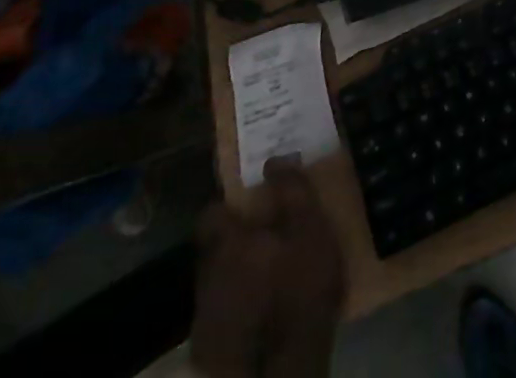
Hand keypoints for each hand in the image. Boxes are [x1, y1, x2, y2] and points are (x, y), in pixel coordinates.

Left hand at [192, 159, 345, 377]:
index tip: (254, 203)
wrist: (274, 372)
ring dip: (241, 274)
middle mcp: (206, 273)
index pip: (212, 211)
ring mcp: (206, 313)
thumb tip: (275, 158)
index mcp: (225, 242)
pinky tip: (267, 311)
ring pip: (221, 279)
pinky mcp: (212, 347)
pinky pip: (227, 311)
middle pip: (216, 247)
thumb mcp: (309, 231)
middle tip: (270, 238)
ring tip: (273, 275)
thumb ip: (293, 192)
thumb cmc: (296, 290)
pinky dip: (243, 305)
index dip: (230, 205)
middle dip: (239, 240)